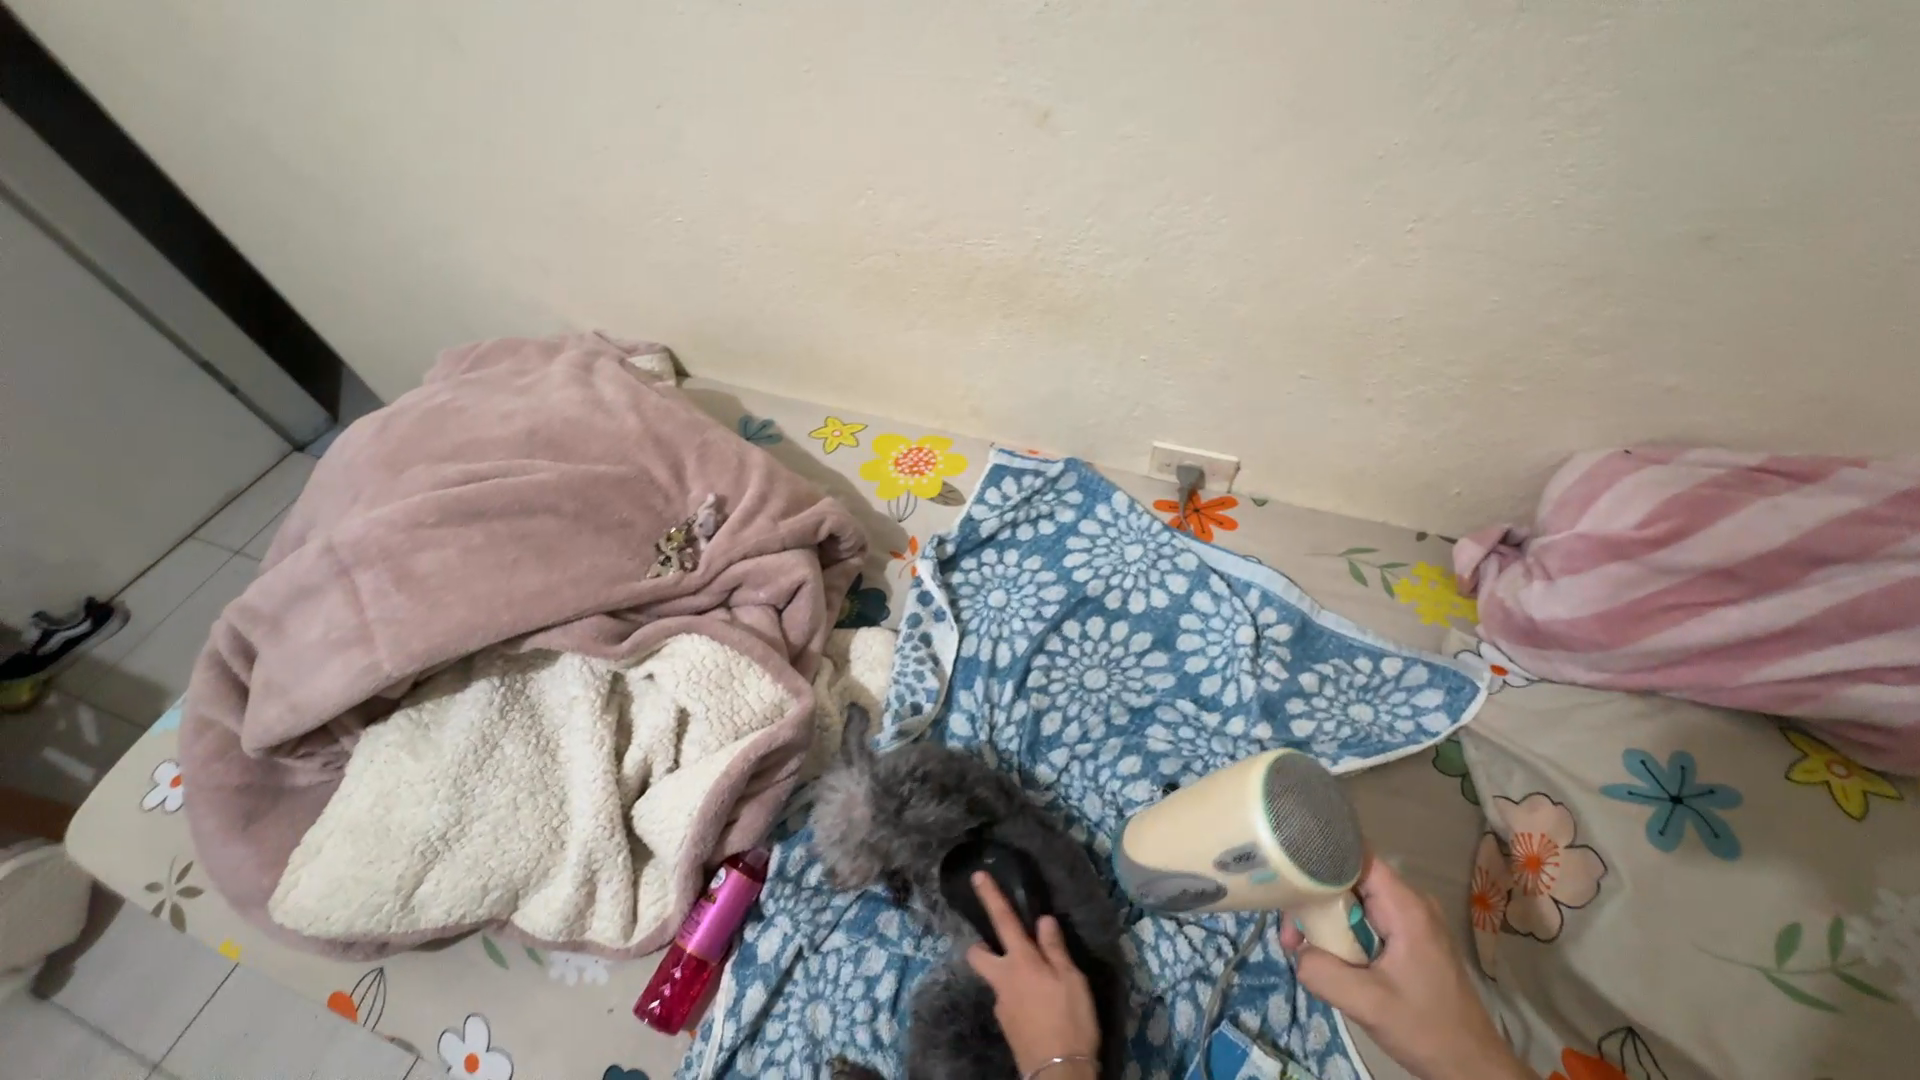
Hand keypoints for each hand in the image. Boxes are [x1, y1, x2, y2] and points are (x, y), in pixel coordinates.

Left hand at [964, 872, 1100, 1079]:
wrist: (1058, 1073)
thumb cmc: (1070, 1020)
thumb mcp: (1072, 980)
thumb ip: (1055, 949)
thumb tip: (1043, 920)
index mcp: (1021, 962)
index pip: (1002, 921)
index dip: (990, 897)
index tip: (977, 877)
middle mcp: (1004, 980)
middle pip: (978, 954)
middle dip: (982, 946)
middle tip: (1002, 946)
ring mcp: (1001, 1004)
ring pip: (996, 979)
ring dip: (1009, 975)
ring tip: (1039, 985)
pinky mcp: (1006, 1025)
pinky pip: (1008, 1001)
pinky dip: (1019, 997)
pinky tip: (1040, 1008)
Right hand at [1280, 858, 1530, 1079]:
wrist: (1473, 1068)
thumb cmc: (1427, 1030)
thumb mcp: (1367, 1004)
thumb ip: (1322, 972)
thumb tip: (1297, 951)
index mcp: (1406, 907)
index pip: (1355, 856)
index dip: (1319, 860)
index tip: (1289, 882)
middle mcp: (1411, 902)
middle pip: (1349, 878)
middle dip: (1314, 900)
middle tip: (1291, 935)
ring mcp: (1412, 920)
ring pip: (1354, 899)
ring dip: (1325, 919)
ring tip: (1303, 948)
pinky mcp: (1409, 938)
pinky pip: (1365, 918)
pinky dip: (1342, 931)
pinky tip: (1329, 955)